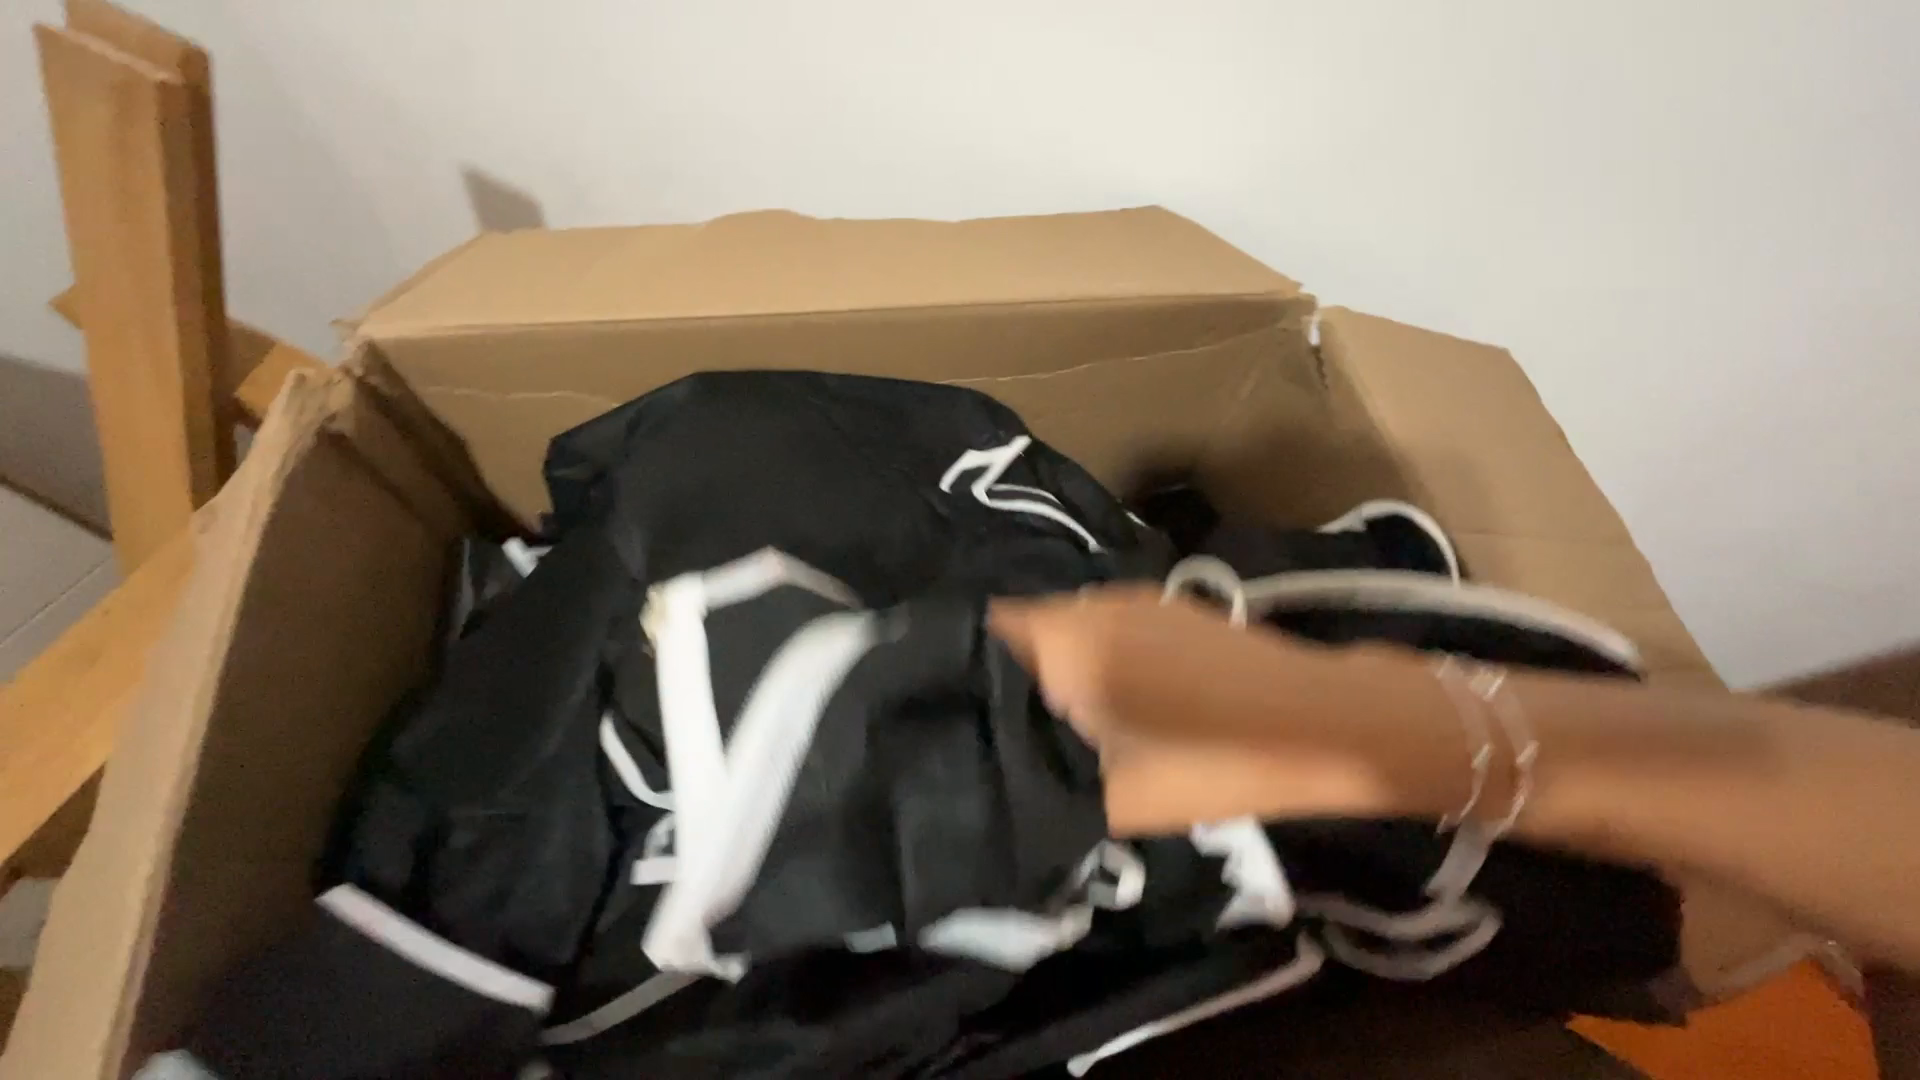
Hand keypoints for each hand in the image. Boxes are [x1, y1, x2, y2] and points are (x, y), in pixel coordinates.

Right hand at [990, 586, 1414, 832]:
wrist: (1324, 723)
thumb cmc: (1212, 763)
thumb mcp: (1116, 799)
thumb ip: (1046, 784)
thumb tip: (1000, 775)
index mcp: (1070, 641)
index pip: (986, 629)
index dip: (961, 662)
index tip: (954, 704)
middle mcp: (1094, 605)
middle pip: (1024, 626)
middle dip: (1008, 667)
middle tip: (1006, 720)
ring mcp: (1137, 599)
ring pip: (1068, 622)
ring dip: (1055, 657)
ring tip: (1060, 710)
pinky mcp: (1172, 605)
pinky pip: (1106, 622)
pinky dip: (1094, 650)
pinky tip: (1119, 692)